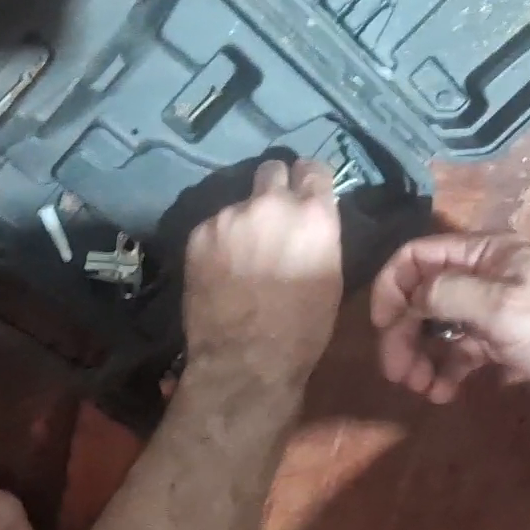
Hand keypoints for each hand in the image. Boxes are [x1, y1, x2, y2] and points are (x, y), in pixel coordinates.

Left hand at [182, 159, 343, 379]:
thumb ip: (319, 236)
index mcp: (313, 214)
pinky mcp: (199, 233)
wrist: (246, 360)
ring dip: (243, 220)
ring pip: (238, 203)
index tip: (305, 192)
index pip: (313, 169)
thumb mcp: (330, 276)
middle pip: (272, 169)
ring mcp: (229, 216)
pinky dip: (218, 241)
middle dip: (274, 187)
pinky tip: (219, 269)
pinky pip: (213, 226)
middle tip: (271, 215)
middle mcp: (271, 203)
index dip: (309, 181)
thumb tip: (309, 223)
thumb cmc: (303, 330)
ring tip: (241, 255)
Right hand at [369, 233, 529, 406]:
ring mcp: (494, 309)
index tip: (380, 325)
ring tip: (420, 389)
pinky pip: (462, 351)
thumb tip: (410, 297)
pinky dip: (448, 369)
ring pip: (439, 327)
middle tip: (397, 373)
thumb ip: (448, 294)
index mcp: (484, 254)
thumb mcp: (503, 307)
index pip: (417, 256)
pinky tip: (443, 393)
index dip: (391, 287)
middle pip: (423, 296)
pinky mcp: (505, 340)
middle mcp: (484, 276)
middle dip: (404, 333)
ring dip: (422, 356)